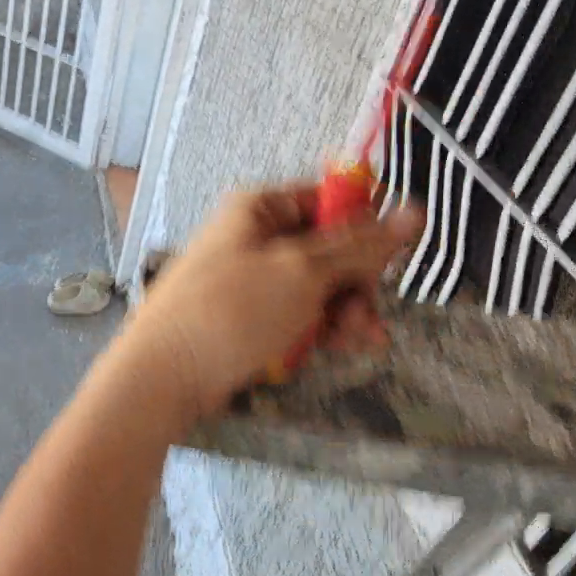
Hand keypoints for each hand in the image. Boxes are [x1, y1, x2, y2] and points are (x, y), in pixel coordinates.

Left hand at [115, 182, 423, 421]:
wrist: (162, 377)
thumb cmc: (230, 311)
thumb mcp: (301, 272)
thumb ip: (359, 246)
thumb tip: (413, 212)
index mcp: (258, 209)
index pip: (327, 198)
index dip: (365, 223)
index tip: (392, 256)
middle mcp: (254, 238)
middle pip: (329, 248)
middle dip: (357, 282)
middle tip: (366, 314)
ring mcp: (251, 281)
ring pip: (319, 287)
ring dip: (346, 312)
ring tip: (357, 341)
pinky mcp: (249, 319)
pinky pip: (298, 314)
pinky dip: (321, 329)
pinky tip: (342, 349)